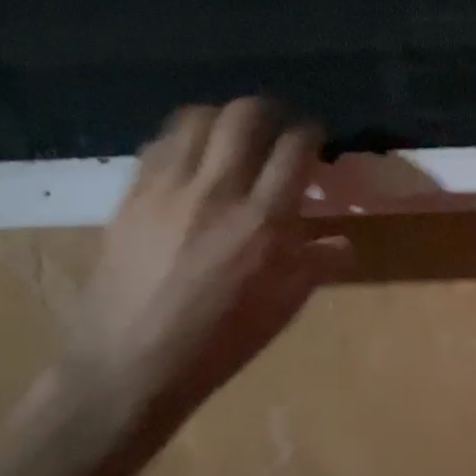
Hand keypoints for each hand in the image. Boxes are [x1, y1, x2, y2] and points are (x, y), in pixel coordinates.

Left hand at [60, 99, 349, 424]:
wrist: (130, 365)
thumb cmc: (217, 344)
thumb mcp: (281, 309)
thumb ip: (317, 265)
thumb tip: (346, 243)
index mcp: (263, 222)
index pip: (295, 147)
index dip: (310, 133)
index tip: (313, 139)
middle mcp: (217, 191)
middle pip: (245, 115)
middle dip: (269, 111)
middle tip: (276, 127)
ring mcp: (168, 188)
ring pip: (198, 118)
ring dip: (223, 118)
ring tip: (231, 136)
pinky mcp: (131, 194)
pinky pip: (160, 144)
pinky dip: (183, 140)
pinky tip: (189, 160)